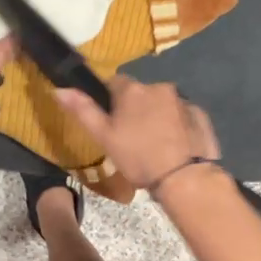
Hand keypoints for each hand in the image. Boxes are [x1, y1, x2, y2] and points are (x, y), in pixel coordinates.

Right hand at [55, 74, 221, 191]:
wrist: (184, 178)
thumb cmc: (138, 158)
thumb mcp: (104, 137)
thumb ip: (83, 110)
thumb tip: (59, 89)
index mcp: (133, 90)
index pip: (115, 83)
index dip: (110, 101)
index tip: (111, 121)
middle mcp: (159, 87)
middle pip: (141, 94)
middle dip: (136, 109)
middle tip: (131, 138)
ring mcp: (183, 100)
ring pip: (163, 104)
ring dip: (157, 117)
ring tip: (155, 145)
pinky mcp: (201, 116)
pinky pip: (182, 116)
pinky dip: (177, 126)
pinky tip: (174, 147)